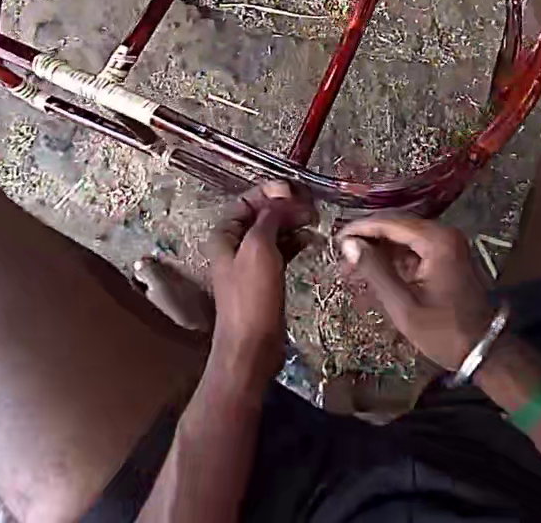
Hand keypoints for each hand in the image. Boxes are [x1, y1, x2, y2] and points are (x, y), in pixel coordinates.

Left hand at [206, 181, 315, 384]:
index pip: (249, 199)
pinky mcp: (266, 277)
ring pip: (275, 230)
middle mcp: (235, 244)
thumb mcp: (259, 248)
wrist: (251, 348)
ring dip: (294, 221)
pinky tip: (310, 239)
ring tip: (315, 219)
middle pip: (263, 213)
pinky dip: (296, 240)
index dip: (272, 191)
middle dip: (287, 206)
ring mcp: (251, 261)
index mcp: (225, 233)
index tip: (296, 191)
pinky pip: (282, 249)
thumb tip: (283, 200)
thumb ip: (269, 218)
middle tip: (311, 206)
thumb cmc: (251, 297)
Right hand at [338, 215, 495, 369]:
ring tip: (352, 267)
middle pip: (397, 227)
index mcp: (436, 239)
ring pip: (403, 238)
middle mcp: (443, 233)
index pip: (390, 223)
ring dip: (379, 250)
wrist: (484, 351)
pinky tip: (373, 272)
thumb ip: (376, 271)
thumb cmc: (444, 331)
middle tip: (341, 255)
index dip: (361, 229)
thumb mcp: (404, 305)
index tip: (336, 239)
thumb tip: (349, 244)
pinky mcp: (446, 256)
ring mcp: (447, 244)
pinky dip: (393, 259)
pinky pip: (414, 250)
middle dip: (368, 240)